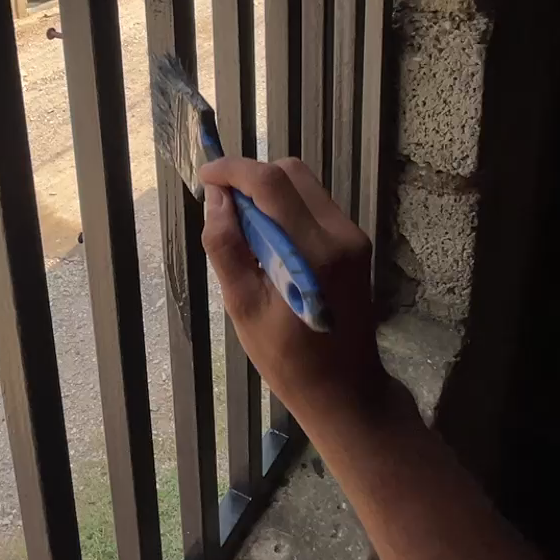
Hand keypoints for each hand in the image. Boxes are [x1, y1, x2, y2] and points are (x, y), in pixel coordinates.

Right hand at [199, 156, 396, 435]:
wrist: (347, 390)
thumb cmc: (289, 360)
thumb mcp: (243, 308)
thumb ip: (227, 246)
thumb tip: (216, 197)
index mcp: (313, 253)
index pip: (271, 183)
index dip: (233, 170)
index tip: (205, 176)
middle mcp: (340, 233)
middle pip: (290, 172)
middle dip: (251, 177)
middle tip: (225, 208)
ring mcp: (352, 235)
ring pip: (303, 183)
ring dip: (268, 191)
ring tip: (246, 230)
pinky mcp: (354, 240)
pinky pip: (313, 203)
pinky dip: (285, 206)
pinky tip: (271, 242)